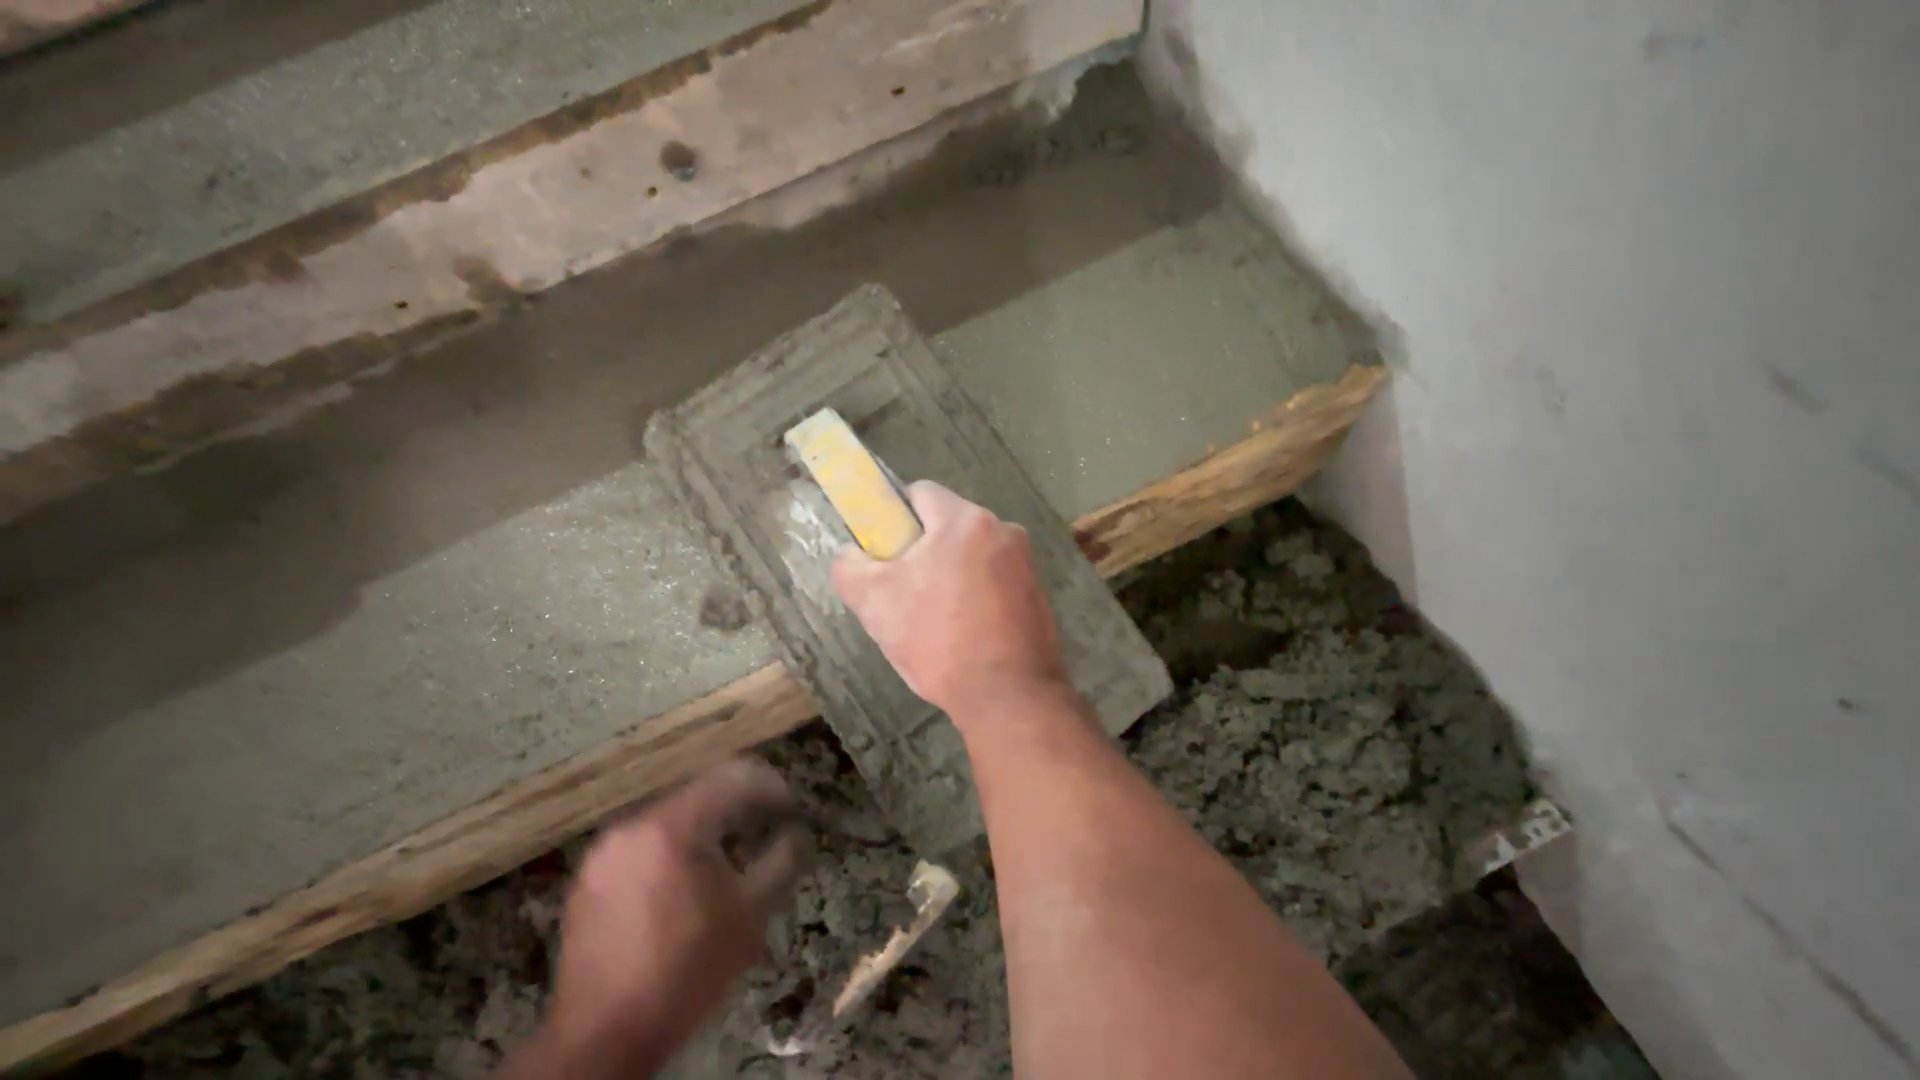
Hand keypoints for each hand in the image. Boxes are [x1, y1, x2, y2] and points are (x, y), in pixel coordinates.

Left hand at [506, 758, 807, 1077]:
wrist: (603, 1036)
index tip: (791, 806)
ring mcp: (604, 852)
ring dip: (704, 830)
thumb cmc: (686, 972)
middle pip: (697, 794)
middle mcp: (632, 825)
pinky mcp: (587, 879)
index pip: (731, 775)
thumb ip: (781, 862)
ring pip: (668, 821)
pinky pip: (641, 847)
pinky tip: (685, 888)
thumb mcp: (750, 916)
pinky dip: (671, 852)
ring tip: (728, 863)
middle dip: (737, 808)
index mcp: (672, 826)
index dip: (770, 783)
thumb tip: (796, 832)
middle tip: (766, 831)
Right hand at [830, 480, 1069, 718]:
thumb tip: (850, 554)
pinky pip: (995, 585)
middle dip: (923, 552)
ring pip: (972, 558)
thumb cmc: (939, 640)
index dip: (894, 516)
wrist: (1008, 696)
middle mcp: (1004, 532)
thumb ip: (851, 568)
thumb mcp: (875, 604)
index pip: (920, 493)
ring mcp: (1027, 566)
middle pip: (948, 527)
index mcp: (966, 521)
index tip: (882, 550)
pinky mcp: (1038, 598)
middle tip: (902, 592)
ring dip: (950, 577)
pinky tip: (963, 636)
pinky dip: (977, 600)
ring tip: (932, 621)